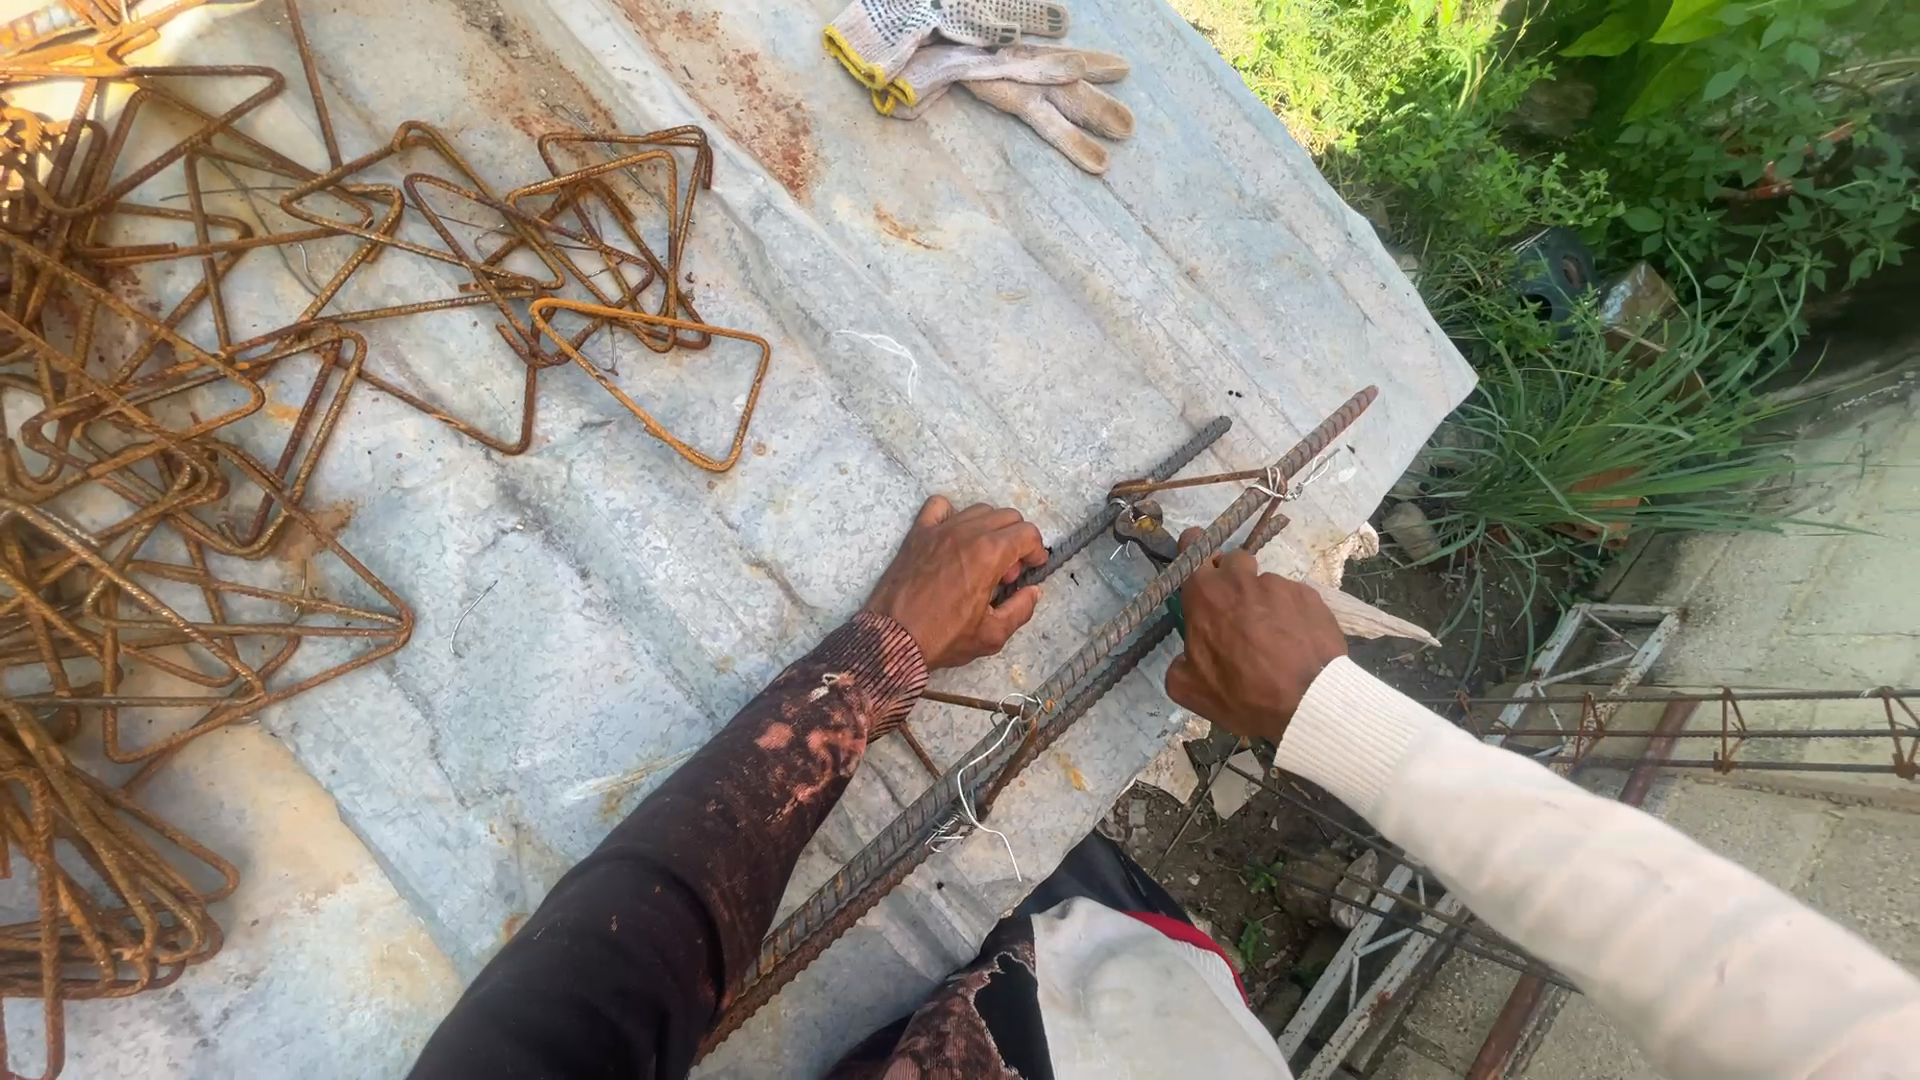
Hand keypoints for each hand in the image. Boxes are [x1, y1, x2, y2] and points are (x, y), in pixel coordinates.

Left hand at [863, 497, 1047, 668]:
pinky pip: (939, 506)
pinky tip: (954, 537)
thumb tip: (1033, 592)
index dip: (1036, 551)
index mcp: (988, 555)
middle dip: (1016, 541)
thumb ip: (1021, 609)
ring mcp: (939, 530)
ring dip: (990, 529)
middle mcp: (966, 533)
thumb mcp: (992, 635)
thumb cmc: (941, 638)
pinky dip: (952, 514)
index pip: (1027, 533)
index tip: (1032, 568)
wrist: (892, 638)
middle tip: (1007, 572)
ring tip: (982, 559)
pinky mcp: (918, 534)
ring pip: (978, 511)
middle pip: (1007, 517)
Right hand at [1165, 528, 1346, 741]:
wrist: (1309, 702)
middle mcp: (1241, 580)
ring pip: (1264, 581)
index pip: (1192, 544)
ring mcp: (1279, 585)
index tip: (1198, 567)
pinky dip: (1290, 612)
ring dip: (1262, 599)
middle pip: (1232, 559)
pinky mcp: (1310, 596)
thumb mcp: (1189, 689)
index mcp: (1205, 594)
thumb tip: (1185, 658)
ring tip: (1272, 633)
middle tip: (1234, 608)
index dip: (1192, 550)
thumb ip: (1178, 663)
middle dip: (1230, 576)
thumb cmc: (1243, 693)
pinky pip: (1293, 596)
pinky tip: (1295, 639)